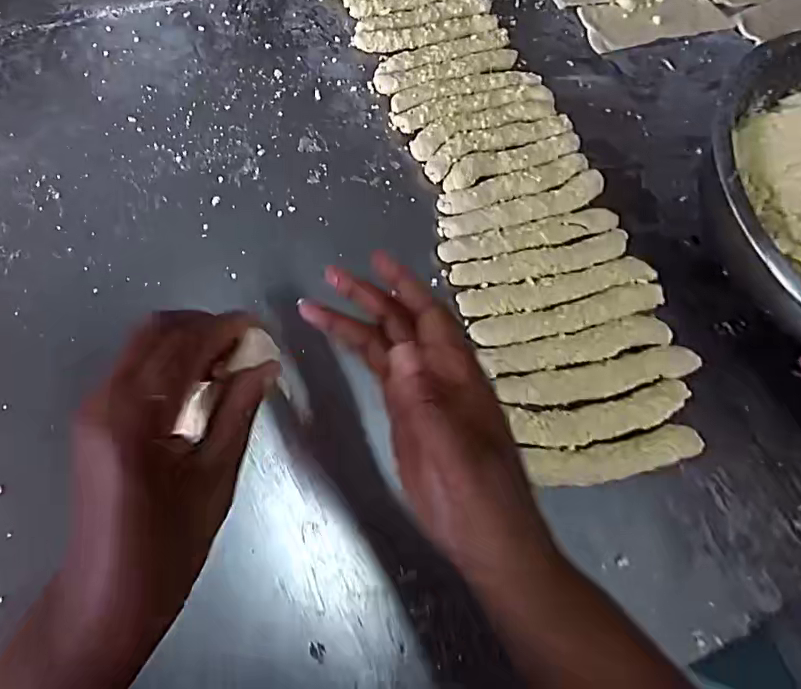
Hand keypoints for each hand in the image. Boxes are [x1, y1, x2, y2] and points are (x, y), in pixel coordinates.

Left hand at [0, 311, 276, 688]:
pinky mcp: (92, 415)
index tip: (259, 328)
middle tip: (244, 345)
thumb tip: (264, 365)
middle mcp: (106, 397)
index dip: (225, 328)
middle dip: (204, 327)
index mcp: (135, 414)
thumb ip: (237, 412)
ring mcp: (94, 404)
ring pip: (143, 344)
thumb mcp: (213, 480)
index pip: (184, 344)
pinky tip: (197, 383)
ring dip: (186, 341)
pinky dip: (168, 362)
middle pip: (157, 330)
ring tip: (227, 364)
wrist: (103, 600)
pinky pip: (133, 367)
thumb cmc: (165, 553)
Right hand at [301, 254, 687, 686]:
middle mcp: (436, 374)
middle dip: (366, 296)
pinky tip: (339, 340)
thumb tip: (400, 349)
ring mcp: (419, 394)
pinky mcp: (404, 414)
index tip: (377, 259)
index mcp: (456, 374)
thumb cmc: (480, 497)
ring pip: (383, 345)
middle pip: (398, 324)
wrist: (486, 542)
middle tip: (331, 274)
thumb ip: (427, 402)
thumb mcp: (455, 453)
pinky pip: (378, 371)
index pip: (427, 316)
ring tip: (314, 304)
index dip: (404, 284)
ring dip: (352, 323)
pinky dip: (357, 351)